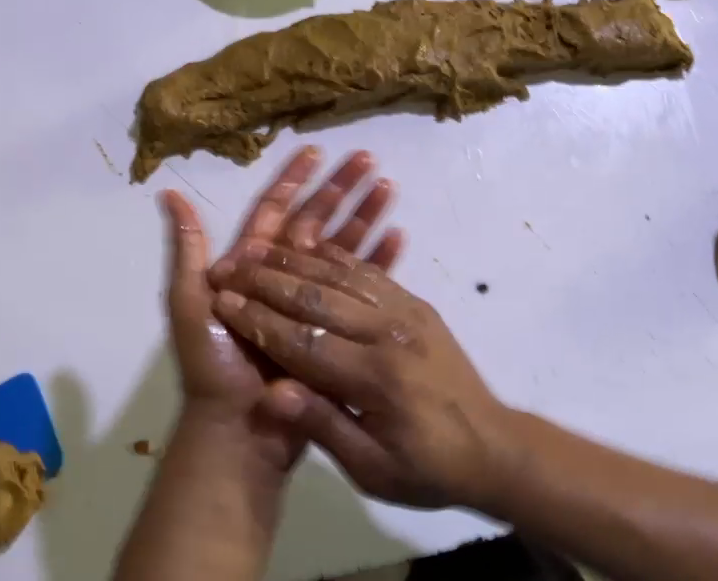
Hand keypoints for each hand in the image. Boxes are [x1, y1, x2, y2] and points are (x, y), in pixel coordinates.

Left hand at [160, 147, 403, 473]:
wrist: (240, 431)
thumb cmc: (214, 365)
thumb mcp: (192, 304)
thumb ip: (187, 251)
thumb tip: (168, 194)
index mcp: (251, 264)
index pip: (276, 209)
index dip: (294, 179)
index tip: (316, 150)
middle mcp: (283, 275)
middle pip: (316, 220)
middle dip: (340, 187)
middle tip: (369, 159)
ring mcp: (311, 301)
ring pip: (343, 246)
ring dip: (365, 215)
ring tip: (390, 186)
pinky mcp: (334, 327)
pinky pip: (360, 287)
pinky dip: (379, 262)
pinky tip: (399, 238)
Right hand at [211, 242, 511, 509]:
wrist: (496, 447)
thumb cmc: (427, 469)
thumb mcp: (372, 469)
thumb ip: (323, 426)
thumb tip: (271, 393)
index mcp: (376, 379)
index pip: (303, 341)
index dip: (258, 321)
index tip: (221, 303)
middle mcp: (389, 334)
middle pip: (317, 297)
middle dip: (267, 281)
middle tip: (228, 267)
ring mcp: (406, 311)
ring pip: (340, 275)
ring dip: (294, 260)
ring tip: (257, 250)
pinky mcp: (416, 303)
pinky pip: (367, 271)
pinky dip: (333, 256)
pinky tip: (308, 246)